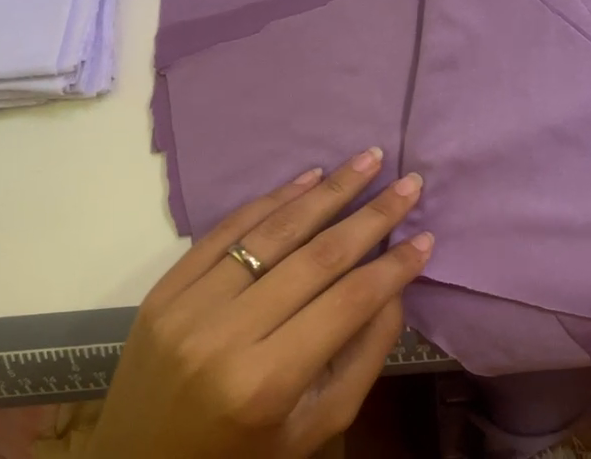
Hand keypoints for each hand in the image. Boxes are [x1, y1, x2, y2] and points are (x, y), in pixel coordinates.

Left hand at [87, 148, 432, 458]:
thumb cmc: (239, 457)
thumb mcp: (313, 428)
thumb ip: (362, 357)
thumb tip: (395, 286)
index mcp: (266, 384)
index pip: (347, 304)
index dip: (393, 267)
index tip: (426, 236)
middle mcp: (224, 338)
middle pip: (316, 258)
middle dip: (371, 216)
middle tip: (410, 183)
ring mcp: (188, 309)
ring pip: (273, 234)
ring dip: (327, 192)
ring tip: (368, 161)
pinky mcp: (164, 291)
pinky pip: (226, 232)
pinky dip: (271, 200)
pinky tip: (309, 178)